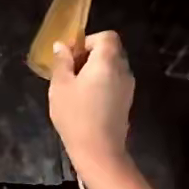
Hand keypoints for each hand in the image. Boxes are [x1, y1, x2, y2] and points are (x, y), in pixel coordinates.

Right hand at [49, 31, 134, 171]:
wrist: (99, 152)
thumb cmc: (76, 115)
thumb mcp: (60, 86)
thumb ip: (61, 62)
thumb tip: (61, 46)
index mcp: (108, 61)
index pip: (106, 36)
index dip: (88, 41)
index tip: (71, 56)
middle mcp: (123, 70)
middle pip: (110, 51)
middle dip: (89, 56)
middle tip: (68, 72)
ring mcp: (128, 87)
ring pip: (112, 68)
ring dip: (94, 71)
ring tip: (74, 88)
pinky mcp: (126, 102)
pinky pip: (114, 82)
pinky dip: (101, 84)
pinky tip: (85, 101)